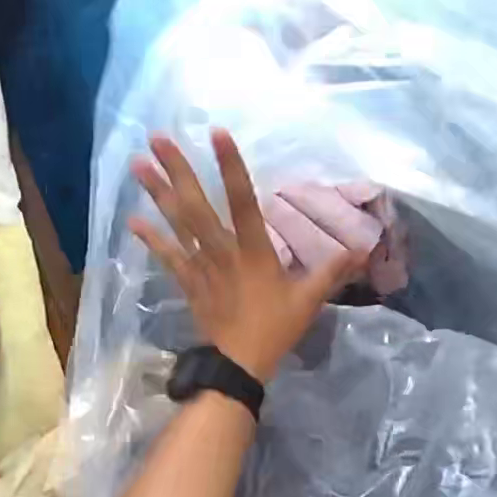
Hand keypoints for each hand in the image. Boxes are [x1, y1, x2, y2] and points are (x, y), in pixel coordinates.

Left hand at [130, 129, 363, 381]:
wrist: (240, 363)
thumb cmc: (276, 328)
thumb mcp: (309, 299)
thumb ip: (332, 271)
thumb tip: (364, 248)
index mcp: (254, 251)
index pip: (243, 201)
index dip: (231, 167)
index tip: (217, 133)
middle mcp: (223, 251)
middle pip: (198, 206)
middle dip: (179, 170)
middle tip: (158, 137)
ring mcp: (202, 267)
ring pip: (178, 225)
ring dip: (158, 194)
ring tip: (137, 164)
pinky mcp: (189, 283)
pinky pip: (168, 257)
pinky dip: (151, 239)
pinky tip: (132, 219)